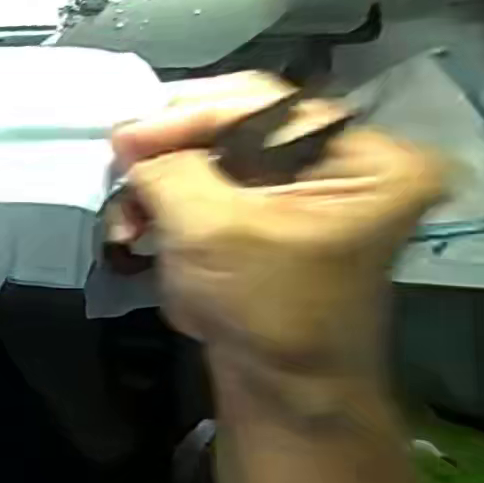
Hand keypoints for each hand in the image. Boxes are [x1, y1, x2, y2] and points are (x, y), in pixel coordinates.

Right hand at [110, 73, 444, 416]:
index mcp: (364, 158)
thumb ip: (166, 169)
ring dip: (153, 180)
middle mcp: (337, 159)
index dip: (188, 115)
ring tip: (127, 215)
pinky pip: (195, 179)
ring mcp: (292, 184)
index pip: (263, 104)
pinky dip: (158, 198)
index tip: (125, 138)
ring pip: (203, 151)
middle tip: (119, 162)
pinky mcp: (255, 207)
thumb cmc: (262, 304)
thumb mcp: (211, 228)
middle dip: (164, 148)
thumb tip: (124, 136)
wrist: (275, 378)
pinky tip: (136, 225)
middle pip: (230, 123)